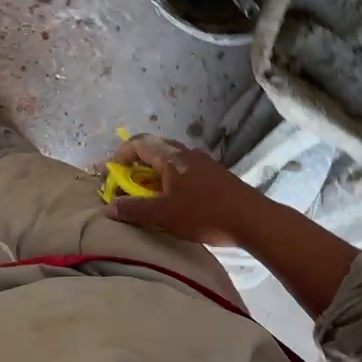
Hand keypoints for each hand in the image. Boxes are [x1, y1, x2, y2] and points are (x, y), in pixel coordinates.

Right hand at [105, 135, 270, 246]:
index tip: (113, 173)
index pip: (138, 143)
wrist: (251, 218)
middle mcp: (186, 153)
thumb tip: (109, 206)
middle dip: (137, 165)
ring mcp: (203, 162)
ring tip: (150, 195)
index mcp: (171, 157)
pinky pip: (186, 170)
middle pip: (155, 149)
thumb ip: (134, 209)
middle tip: (129, 185)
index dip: (121, 155)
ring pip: (171, 160)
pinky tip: (176, 200)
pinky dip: (172, 179)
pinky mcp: (215, 174)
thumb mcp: (163, 214)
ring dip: (156, 173)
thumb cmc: (203, 213)